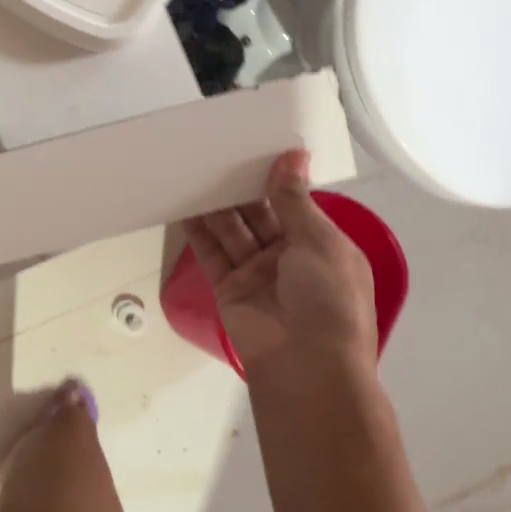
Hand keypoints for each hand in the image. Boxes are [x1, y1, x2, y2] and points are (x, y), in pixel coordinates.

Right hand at [183, 150, 376, 377]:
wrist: (305, 364)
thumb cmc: (327, 299)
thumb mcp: (319, 242)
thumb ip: (294, 199)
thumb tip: (293, 155)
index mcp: (322, 244)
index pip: (296, 203)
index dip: (278, 177)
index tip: (256, 147)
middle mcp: (289, 256)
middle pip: (260, 214)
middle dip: (242, 188)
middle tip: (217, 153)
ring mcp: (256, 272)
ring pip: (233, 231)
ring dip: (216, 205)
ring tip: (194, 172)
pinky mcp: (228, 287)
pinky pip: (212, 254)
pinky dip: (197, 232)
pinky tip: (183, 207)